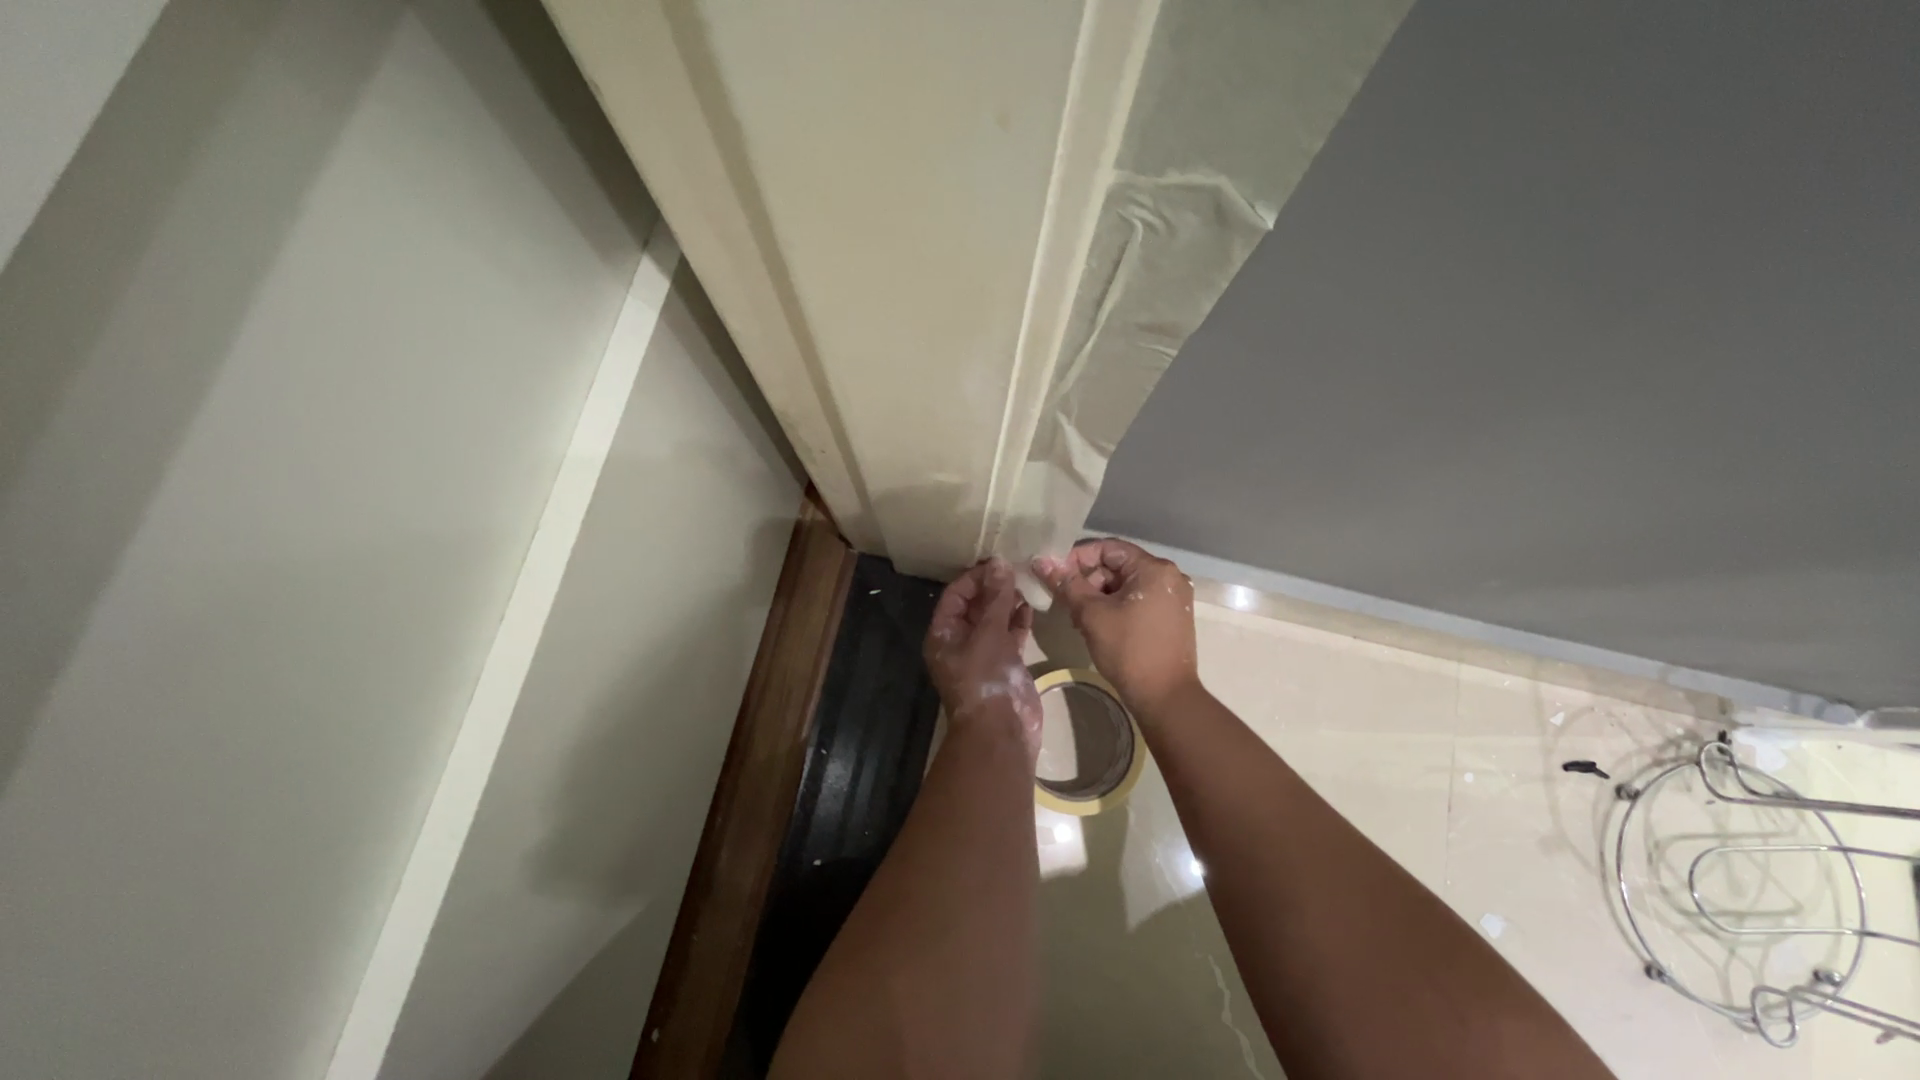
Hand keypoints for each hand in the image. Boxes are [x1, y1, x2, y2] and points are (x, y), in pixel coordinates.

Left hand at [924, 558, 1041, 754]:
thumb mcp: (988, 633)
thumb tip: (1000, 564)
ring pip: (994, 619)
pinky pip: (1009, 635)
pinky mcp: (1005, 663)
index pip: (955, 595)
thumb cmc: (986, 678)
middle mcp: (960, 641)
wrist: (1002, 730)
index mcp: (944, 634)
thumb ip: (996, 598)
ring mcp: (983, 653)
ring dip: (1008, 602)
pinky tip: (1032, 606)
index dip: (975, 577)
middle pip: (975, 605)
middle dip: (994, 587)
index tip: (999, 562)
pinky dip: (1018, 621)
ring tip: (1027, 581)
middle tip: (1018, 567)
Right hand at [1032, 539, 1198, 714]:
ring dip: (1097, 597)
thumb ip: (1067, 584)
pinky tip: (1096, 627)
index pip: (1108, 548)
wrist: (1165, 697)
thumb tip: (1041, 561)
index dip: (1077, 558)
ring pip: (1124, 586)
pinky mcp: (1170, 617)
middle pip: (1117, 567)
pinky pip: (1136, 600)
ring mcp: (1172, 598)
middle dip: (1087, 581)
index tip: (1055, 575)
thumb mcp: (1092, 615)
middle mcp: (1168, 576)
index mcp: (1154, 569)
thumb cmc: (1129, 650)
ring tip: (1078, 620)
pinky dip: (1114, 608)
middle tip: (1065, 603)